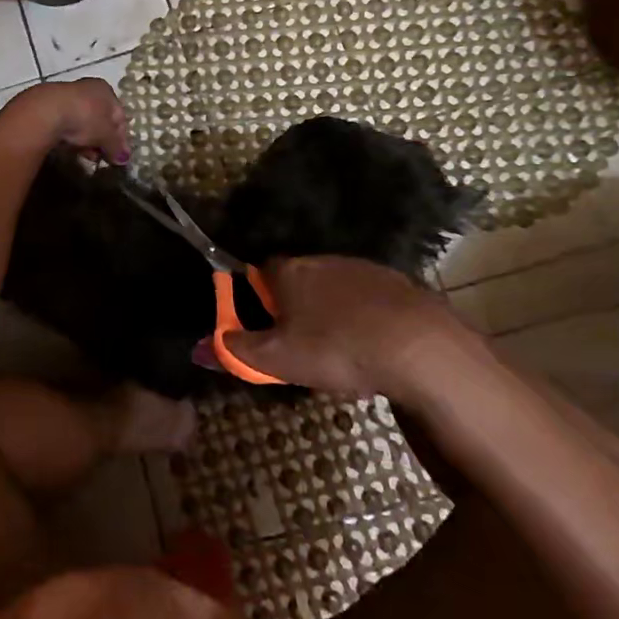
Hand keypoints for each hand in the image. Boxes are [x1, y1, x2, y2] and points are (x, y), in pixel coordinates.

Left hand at [0, 79, 130, 163]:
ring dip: (86, 140)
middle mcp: (87, 88)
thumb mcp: (106, 136)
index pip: (119, 115)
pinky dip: (70, 136)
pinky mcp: (48, 106)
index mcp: (105, 90)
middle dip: (102, 140)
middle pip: (100, 118)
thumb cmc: (85, 119)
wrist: (45, 112)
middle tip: (102, 157)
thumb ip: (116, 147)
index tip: (119, 155)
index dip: (121, 137)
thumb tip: (124, 158)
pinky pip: (65, 124)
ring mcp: (66, 95)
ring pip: (82, 122)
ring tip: (86, 156)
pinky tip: (70, 149)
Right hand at [224, 256, 488, 399]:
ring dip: (330, 312)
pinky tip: (372, 347)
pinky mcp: (398, 283)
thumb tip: (200, 346)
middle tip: (299, 345)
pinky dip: (363, 318)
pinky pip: (368, 299)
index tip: (263, 327)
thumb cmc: (335, 349)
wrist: (418, 346)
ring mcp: (364, 268)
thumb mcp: (276, 358)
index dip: (256, 298)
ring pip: (334, 289)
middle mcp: (324, 260)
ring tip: (338, 352)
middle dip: (295, 307)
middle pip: (298, 280)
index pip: (260, 271)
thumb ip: (236, 350)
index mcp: (289, 271)